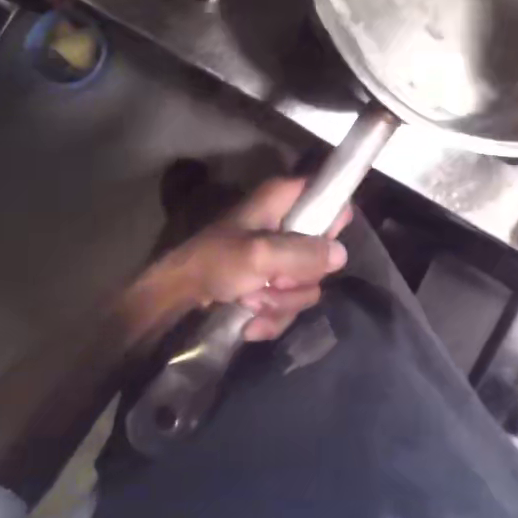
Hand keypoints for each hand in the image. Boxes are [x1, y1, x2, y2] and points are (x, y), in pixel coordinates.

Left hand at [119, 177, 351, 344]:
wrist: (178, 295)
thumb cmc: (215, 263)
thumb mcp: (260, 255)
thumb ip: (303, 254)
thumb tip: (340, 254)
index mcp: (281, 200)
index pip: (327, 195)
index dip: (331, 224)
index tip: (319, 250)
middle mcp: (285, 222)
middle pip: (323, 251)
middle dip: (298, 278)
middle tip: (272, 280)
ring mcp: (278, 256)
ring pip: (307, 283)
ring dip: (280, 301)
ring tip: (251, 300)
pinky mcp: (270, 282)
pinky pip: (290, 302)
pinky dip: (271, 316)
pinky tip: (250, 322)